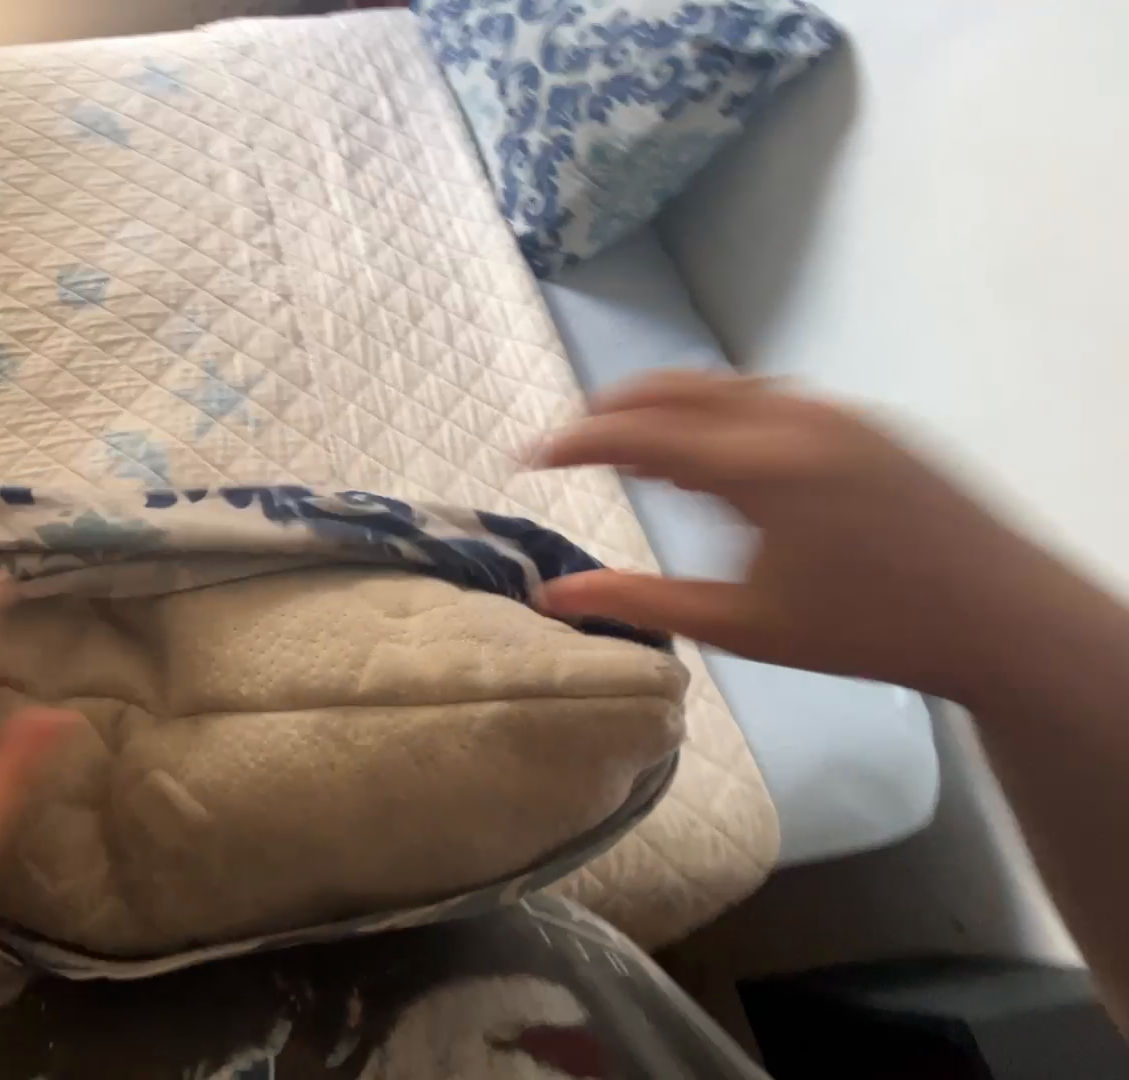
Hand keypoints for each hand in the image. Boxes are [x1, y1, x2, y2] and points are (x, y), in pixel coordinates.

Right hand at [535, 372, 1053, 699]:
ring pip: (720, 387)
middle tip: (568, 445)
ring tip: (625, 453)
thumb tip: (549, 595)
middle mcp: (794, 423)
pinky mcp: (863, 426)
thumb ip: (636, 600)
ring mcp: (835, 417)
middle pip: (674, 389)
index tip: (524, 458)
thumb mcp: (735, 625)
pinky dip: (711, 416)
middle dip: (609, 410)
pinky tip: (704, 460)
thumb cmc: (864, 631)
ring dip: (660, 410)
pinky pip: (762, 400)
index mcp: (760, 469)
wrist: (1013, 626)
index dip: (572, 442)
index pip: (638, 434)